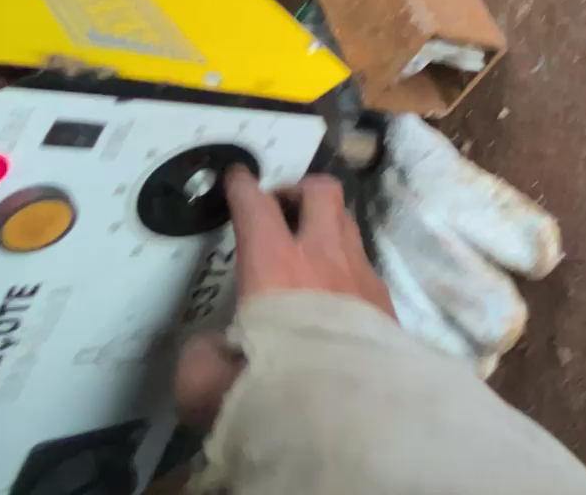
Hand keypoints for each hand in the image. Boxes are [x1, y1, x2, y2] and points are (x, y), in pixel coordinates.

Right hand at [173, 167, 391, 425]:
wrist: (353, 409)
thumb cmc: (277, 390)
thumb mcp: (209, 386)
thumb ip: (202, 359)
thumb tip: (210, 347)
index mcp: (277, 267)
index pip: (258, 211)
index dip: (245, 189)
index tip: (240, 176)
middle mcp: (324, 256)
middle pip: (322, 192)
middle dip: (300, 187)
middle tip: (282, 203)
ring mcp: (360, 271)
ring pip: (347, 220)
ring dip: (327, 220)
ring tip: (308, 238)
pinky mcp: (383, 294)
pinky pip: (362, 257)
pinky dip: (344, 257)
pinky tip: (334, 283)